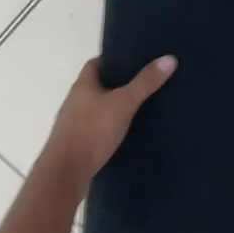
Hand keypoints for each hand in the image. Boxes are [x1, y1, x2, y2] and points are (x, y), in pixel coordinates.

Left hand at [38, 55, 176, 186]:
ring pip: (97, 106)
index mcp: (83, 83)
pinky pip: (96, 126)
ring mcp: (73, 122)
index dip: (116, 59)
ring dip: (114, 106)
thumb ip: (145, 83)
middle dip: (119, 84)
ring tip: (139, 107)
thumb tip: (169, 58)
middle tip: (144, 83)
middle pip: (99, 84)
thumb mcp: (123, 104)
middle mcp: (75, 99)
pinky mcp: (76, 142)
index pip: (98, 62)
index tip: (136, 61)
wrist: (64, 173)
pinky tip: (125, 133)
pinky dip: (109, 126)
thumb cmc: (92, 131)